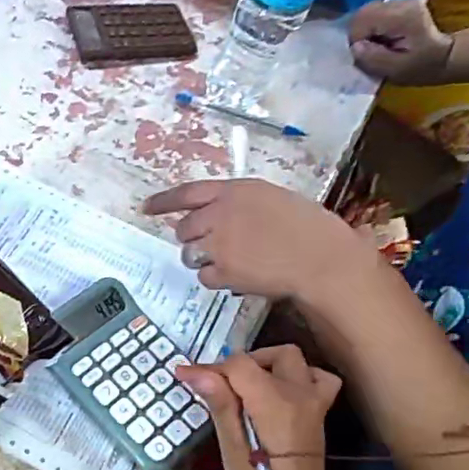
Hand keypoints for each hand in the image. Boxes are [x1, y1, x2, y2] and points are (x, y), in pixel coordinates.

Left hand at [144, 178, 383, 304]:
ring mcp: (218, 245)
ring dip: (204, 259)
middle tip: (215, 245)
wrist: (322, 258)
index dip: (164, 202)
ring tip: (233, 260)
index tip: (146, 207)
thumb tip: (213, 215)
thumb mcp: (271, 199)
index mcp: (235, 191)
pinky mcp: (221, 271)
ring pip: (189, 255)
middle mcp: (220, 215)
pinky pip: (204, 277)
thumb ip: (238, 204)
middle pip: (184, 230)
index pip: (187, 193)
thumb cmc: (307, 226)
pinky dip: (217, 278)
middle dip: (194, 238)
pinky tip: (241, 274)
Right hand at [180, 346, 373, 469]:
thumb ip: (221, 404)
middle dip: (238, 365)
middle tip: (217, 387)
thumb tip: (198, 372)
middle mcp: (300, 394)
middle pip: (265, 357)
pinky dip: (298, 374)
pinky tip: (280, 390)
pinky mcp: (320, 408)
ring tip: (246, 387)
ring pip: (292, 358)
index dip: (209, 369)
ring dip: (266, 364)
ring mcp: (315, 399)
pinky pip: (317, 376)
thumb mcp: (231, 448)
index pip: (239, 366)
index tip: (184, 377)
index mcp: (275, 404)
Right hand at [347, 0, 455, 84]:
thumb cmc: (420, 66)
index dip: (357, 39)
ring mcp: (401, 0)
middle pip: (363, 13)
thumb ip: (374, 59)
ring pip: (366, 12)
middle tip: (369, 49)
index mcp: (402, 16)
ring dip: (364, 31)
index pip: (363, 20)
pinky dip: (370, 27)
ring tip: (377, 44)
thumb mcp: (395, 70)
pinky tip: (382, 38)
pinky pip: (373, 13)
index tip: (366, 54)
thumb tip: (355, 47)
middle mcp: (402, 2)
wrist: (442, 56)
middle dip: (359, 34)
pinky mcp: (399, 4)